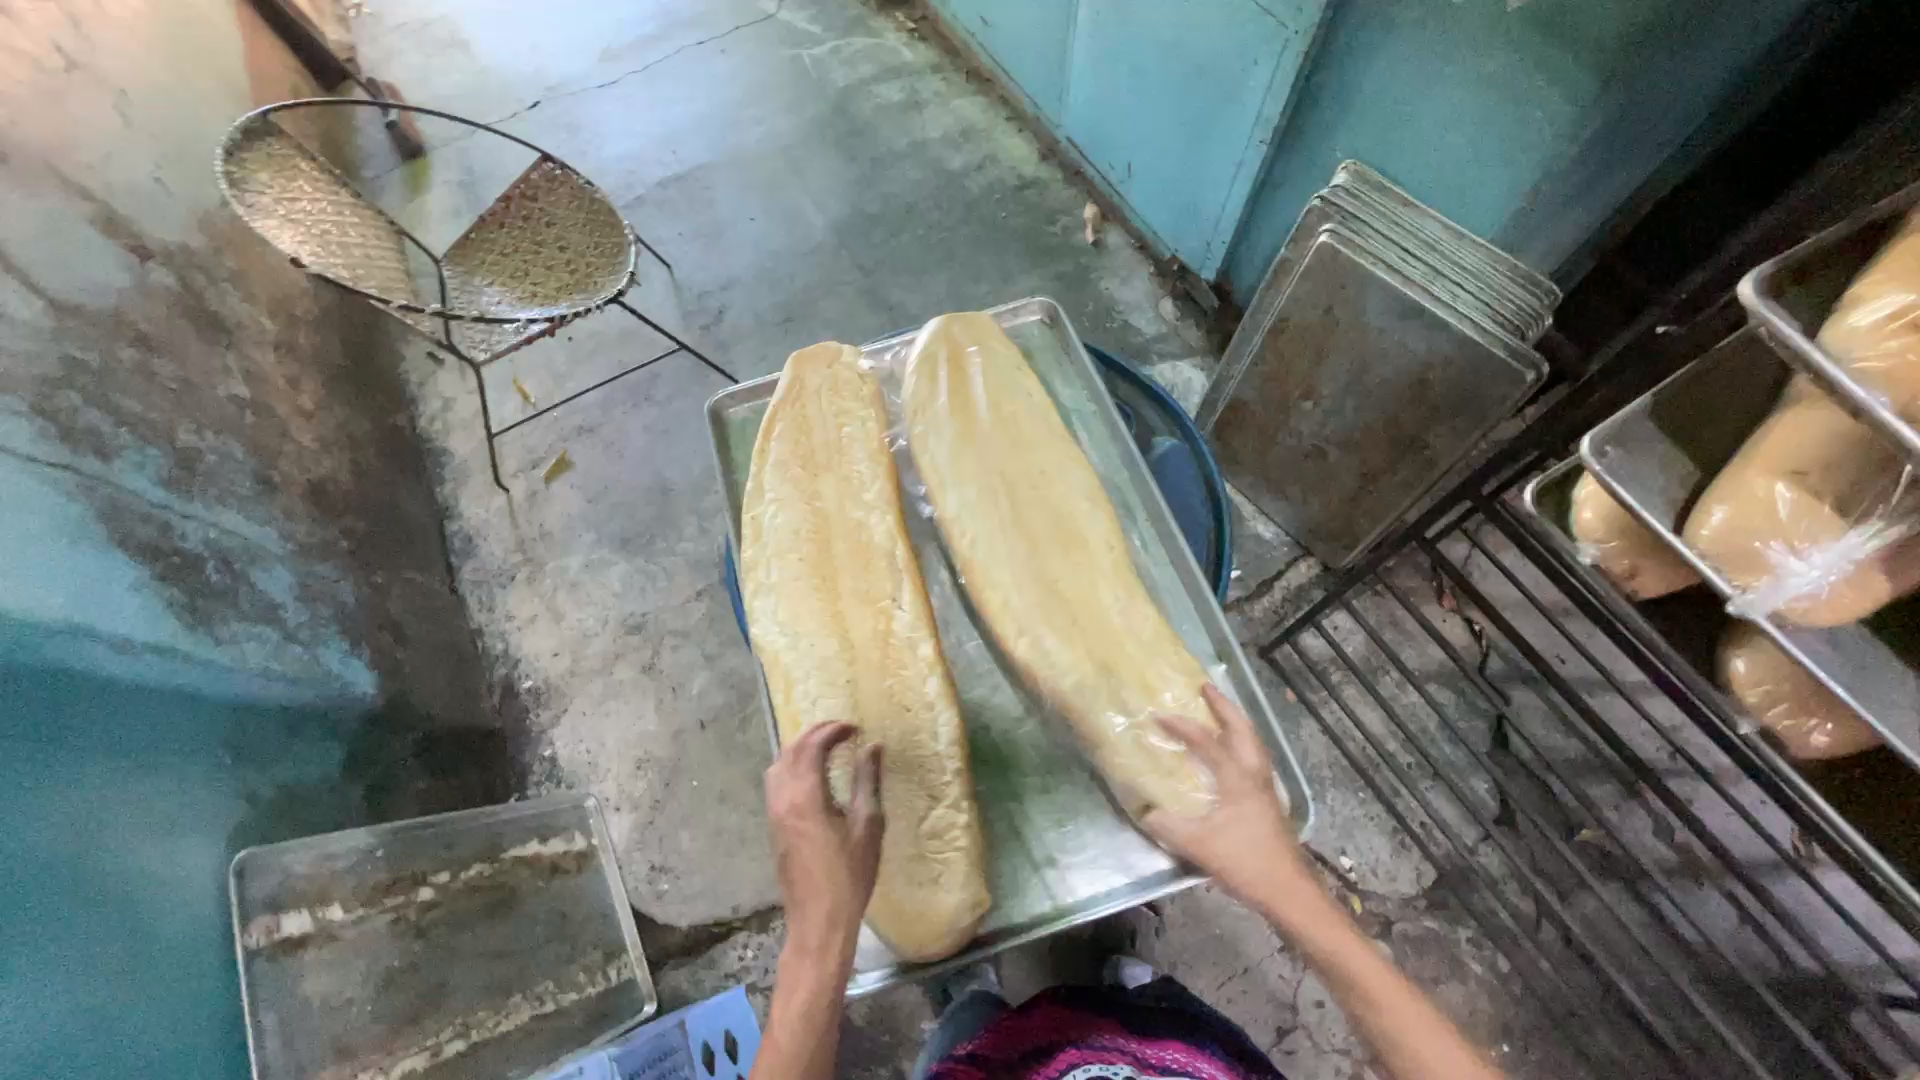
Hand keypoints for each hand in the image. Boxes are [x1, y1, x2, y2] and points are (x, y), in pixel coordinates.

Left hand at [764, 722, 883, 959]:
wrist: (819, 920)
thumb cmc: (850, 875)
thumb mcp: (868, 824)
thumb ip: (867, 780)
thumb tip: (872, 746)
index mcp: (805, 796)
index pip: (813, 747)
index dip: (833, 731)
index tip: (855, 728)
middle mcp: (782, 799)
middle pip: (791, 751)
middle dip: (815, 734)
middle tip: (841, 730)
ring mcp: (774, 814)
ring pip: (778, 766)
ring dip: (800, 749)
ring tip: (826, 747)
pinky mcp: (774, 828)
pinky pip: (776, 783)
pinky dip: (792, 767)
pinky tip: (812, 775)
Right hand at [1142, 684, 1310, 909]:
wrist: (1288, 891)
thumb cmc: (1245, 863)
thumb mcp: (1198, 846)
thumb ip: (1168, 826)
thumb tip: (1145, 810)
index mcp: (1238, 778)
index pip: (1207, 742)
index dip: (1181, 726)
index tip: (1158, 716)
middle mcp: (1255, 774)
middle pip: (1242, 729)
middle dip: (1223, 706)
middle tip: (1205, 687)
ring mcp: (1266, 787)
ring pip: (1253, 742)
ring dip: (1235, 722)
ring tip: (1218, 711)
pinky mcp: (1269, 801)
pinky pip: (1254, 757)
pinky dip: (1241, 742)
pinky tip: (1231, 752)